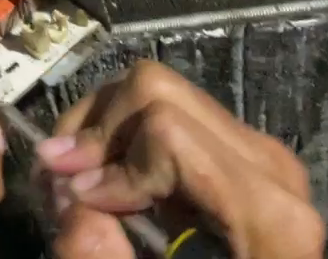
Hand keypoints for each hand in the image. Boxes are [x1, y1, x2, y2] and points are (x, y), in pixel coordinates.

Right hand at [34, 61, 322, 258]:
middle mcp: (267, 164)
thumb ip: (103, 257)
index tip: (73, 199)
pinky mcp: (239, 146)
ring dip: (104, 124)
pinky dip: (124, 129)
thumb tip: (68, 195)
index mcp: (265, 211)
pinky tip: (111, 174)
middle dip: (96, 127)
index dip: (109, 158)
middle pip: (155, 90)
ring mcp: (255, 147)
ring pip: (156, 86)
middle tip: (59, 174)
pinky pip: (167, 104)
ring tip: (79, 173)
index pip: (165, 129)